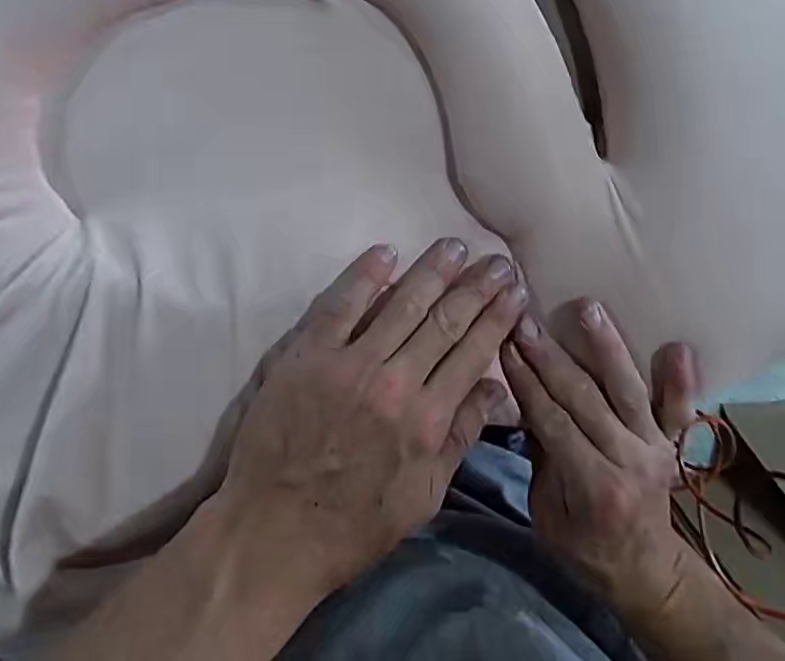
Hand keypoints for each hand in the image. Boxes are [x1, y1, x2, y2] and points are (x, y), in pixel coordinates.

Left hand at [218, 239, 526, 594]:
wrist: (269, 537)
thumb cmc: (354, 524)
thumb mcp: (424, 495)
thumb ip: (462, 437)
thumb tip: (497, 386)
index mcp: (427, 419)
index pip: (473, 350)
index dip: (499, 316)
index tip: (516, 290)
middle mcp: (395, 383)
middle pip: (446, 320)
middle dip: (478, 286)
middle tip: (498, 260)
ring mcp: (349, 365)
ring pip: (402, 304)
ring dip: (433, 270)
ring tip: (455, 246)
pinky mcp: (306, 357)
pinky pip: (339, 306)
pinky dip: (364, 276)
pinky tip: (387, 252)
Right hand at [500, 300, 699, 617]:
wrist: (645, 570)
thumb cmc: (585, 549)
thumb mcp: (548, 516)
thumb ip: (543, 457)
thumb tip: (530, 400)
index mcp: (592, 487)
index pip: (554, 422)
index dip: (528, 382)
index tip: (507, 345)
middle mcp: (628, 460)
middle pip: (585, 399)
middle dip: (551, 358)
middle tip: (527, 322)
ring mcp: (655, 447)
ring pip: (627, 389)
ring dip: (605, 346)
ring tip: (588, 308)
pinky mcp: (672, 440)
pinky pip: (678, 408)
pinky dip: (679, 379)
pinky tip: (678, 347)